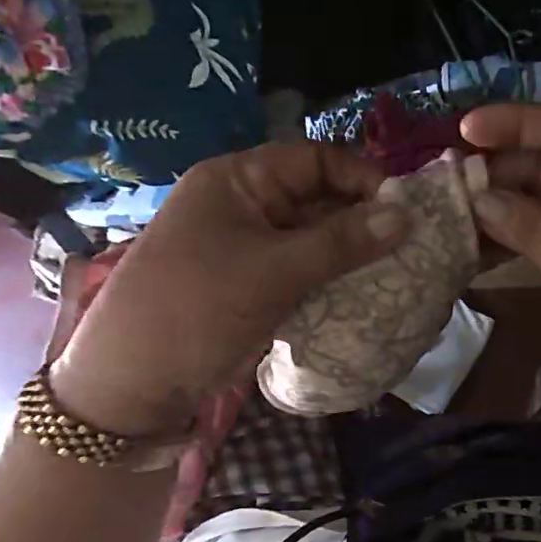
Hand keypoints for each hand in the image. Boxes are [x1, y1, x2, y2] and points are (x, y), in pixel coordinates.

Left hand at [49, 144, 407, 435]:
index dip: (360, 177)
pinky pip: (298, 270)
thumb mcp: (275, 270)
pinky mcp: (248, 285)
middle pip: (314, 197)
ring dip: (347, 253)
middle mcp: (241, 204)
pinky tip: (360, 293)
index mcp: (237, 180)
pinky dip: (327, 279)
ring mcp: (244, 247)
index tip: (404, 209)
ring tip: (393, 270)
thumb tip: (406, 215)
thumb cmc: (200, 307)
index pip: (313, 159)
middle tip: (407, 245)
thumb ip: (342, 241)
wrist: (133, 382)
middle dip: (360, 218)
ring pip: (309, 237)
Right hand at [460, 105, 540, 393]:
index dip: (515, 122)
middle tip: (448, 178)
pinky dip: (510, 229)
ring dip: (498, 199)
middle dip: (497, 165)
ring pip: (538, 193)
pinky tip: (475, 239)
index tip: (465, 128)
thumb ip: (529, 226)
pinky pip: (540, 226)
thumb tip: (477, 198)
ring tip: (453, 207)